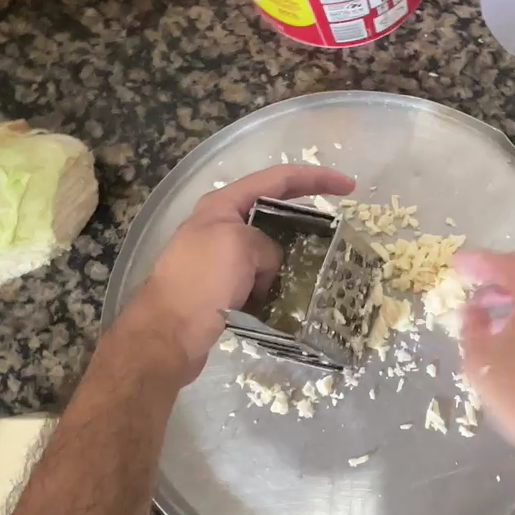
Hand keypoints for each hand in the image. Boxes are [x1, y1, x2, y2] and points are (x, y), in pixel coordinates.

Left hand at [116, 163, 355, 385]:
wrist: (166, 336)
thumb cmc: (201, 282)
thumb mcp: (241, 246)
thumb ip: (269, 244)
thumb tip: (272, 266)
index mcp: (222, 205)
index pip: (277, 179)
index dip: (315, 177)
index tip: (348, 185)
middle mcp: (219, 226)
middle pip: (273, 211)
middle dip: (305, 217)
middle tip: (335, 227)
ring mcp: (218, 258)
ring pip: (268, 247)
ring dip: (291, 256)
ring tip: (316, 267)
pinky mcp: (221, 287)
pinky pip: (259, 276)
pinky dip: (277, 281)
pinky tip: (291, 294)